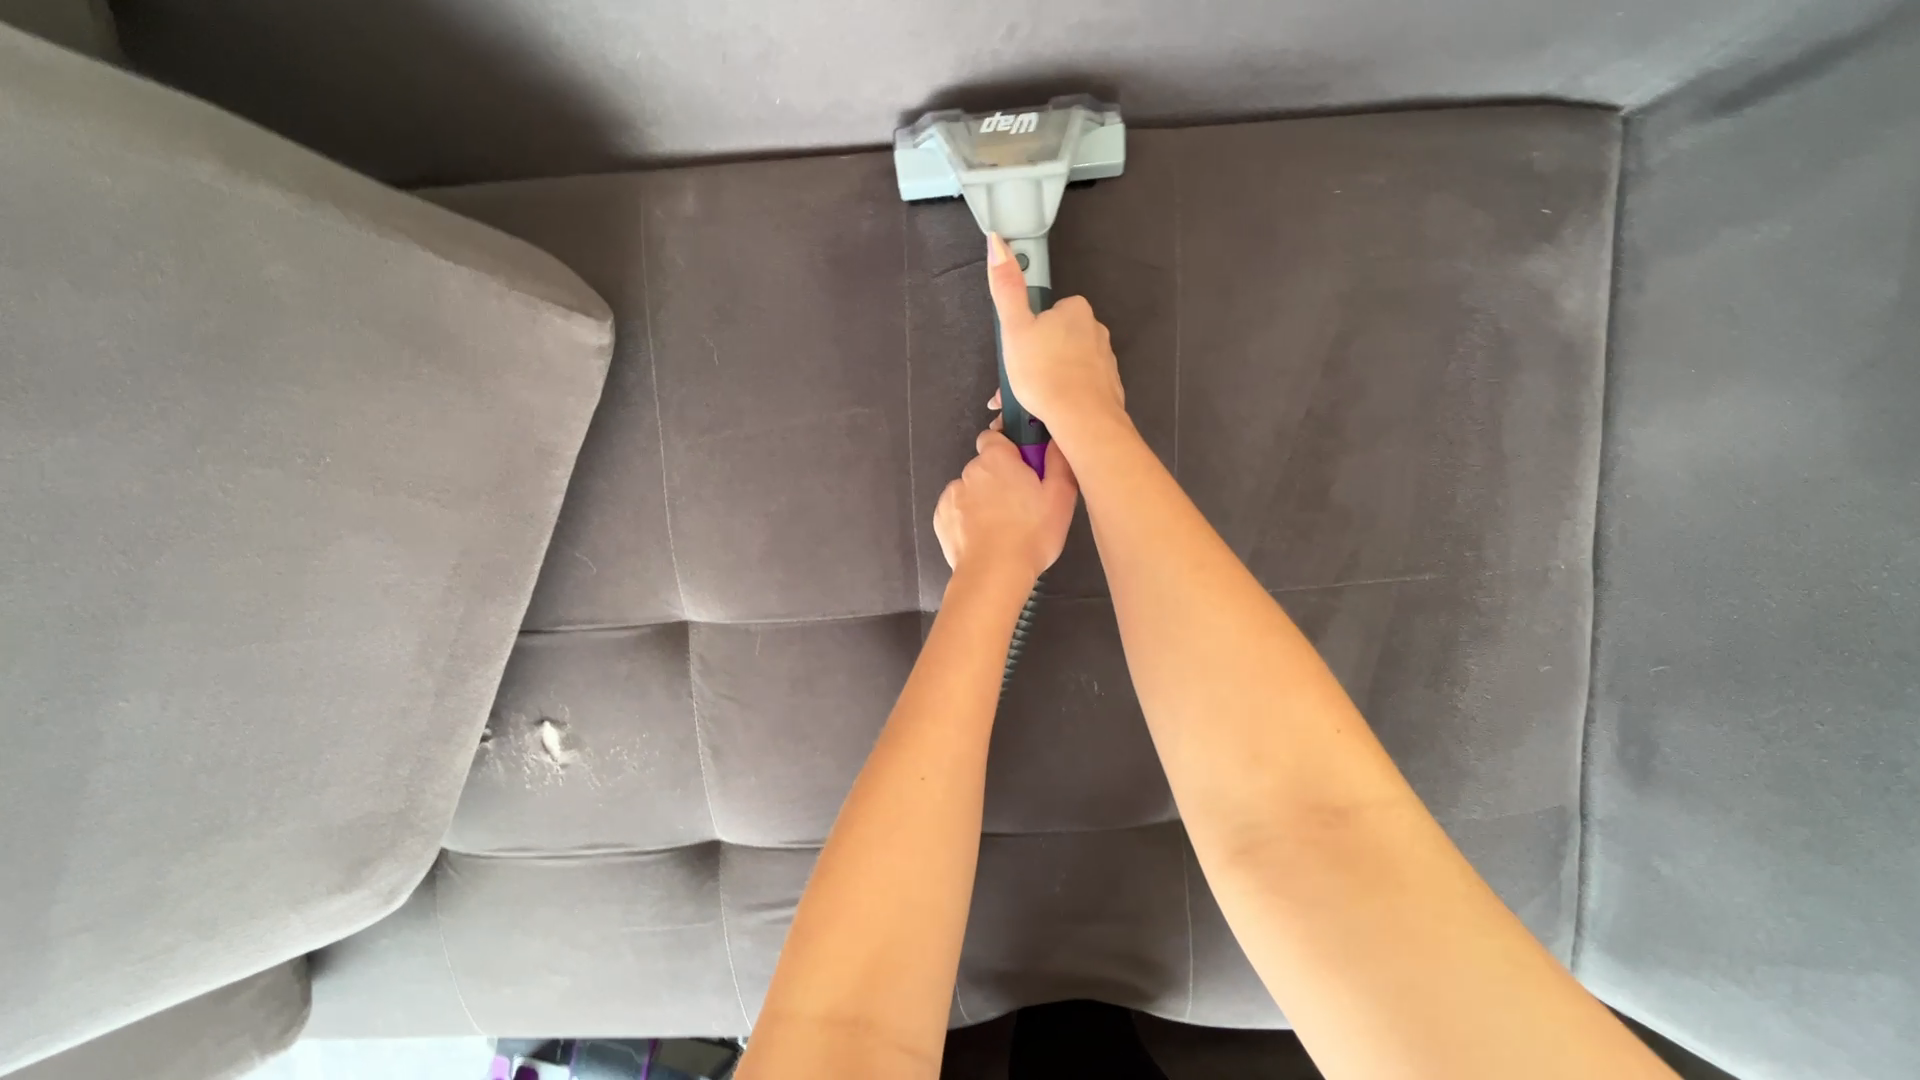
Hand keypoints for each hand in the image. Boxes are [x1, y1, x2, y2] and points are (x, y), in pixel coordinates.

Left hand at [934, 427, 1077, 580]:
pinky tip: (984, 536)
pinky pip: (957, 510)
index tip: (1023, 466)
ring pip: (971, 490)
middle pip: (985, 466)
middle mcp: (969, 471)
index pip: (995, 437)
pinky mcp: (940, 518)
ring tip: (1002, 526)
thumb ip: (1058, 462)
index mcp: (997, 459)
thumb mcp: (1060, 497)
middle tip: (1021, 503)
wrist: (993, 575)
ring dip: (983, 499)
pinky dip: (968, 518)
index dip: (1009, 449)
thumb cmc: (1031, 534)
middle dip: (1000, 478)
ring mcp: (951, 495)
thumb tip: (1055, 440)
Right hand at [986, 233, 1126, 441]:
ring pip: (1066, 366)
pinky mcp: (1108, 387)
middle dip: (1035, 362)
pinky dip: (1063, 396)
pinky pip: (1079, 386)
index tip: (1018, 354)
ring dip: (1045, 381)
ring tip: (1029, 402)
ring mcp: (1104, 360)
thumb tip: (998, 242)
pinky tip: (1050, 410)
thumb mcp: (1014, 328)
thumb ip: (1006, 287)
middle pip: (1056, 341)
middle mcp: (1095, 330)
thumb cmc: (1044, 373)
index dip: (1027, 335)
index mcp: (1075, 310)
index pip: (1045, 314)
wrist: (1081, 419)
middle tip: (1018, 384)